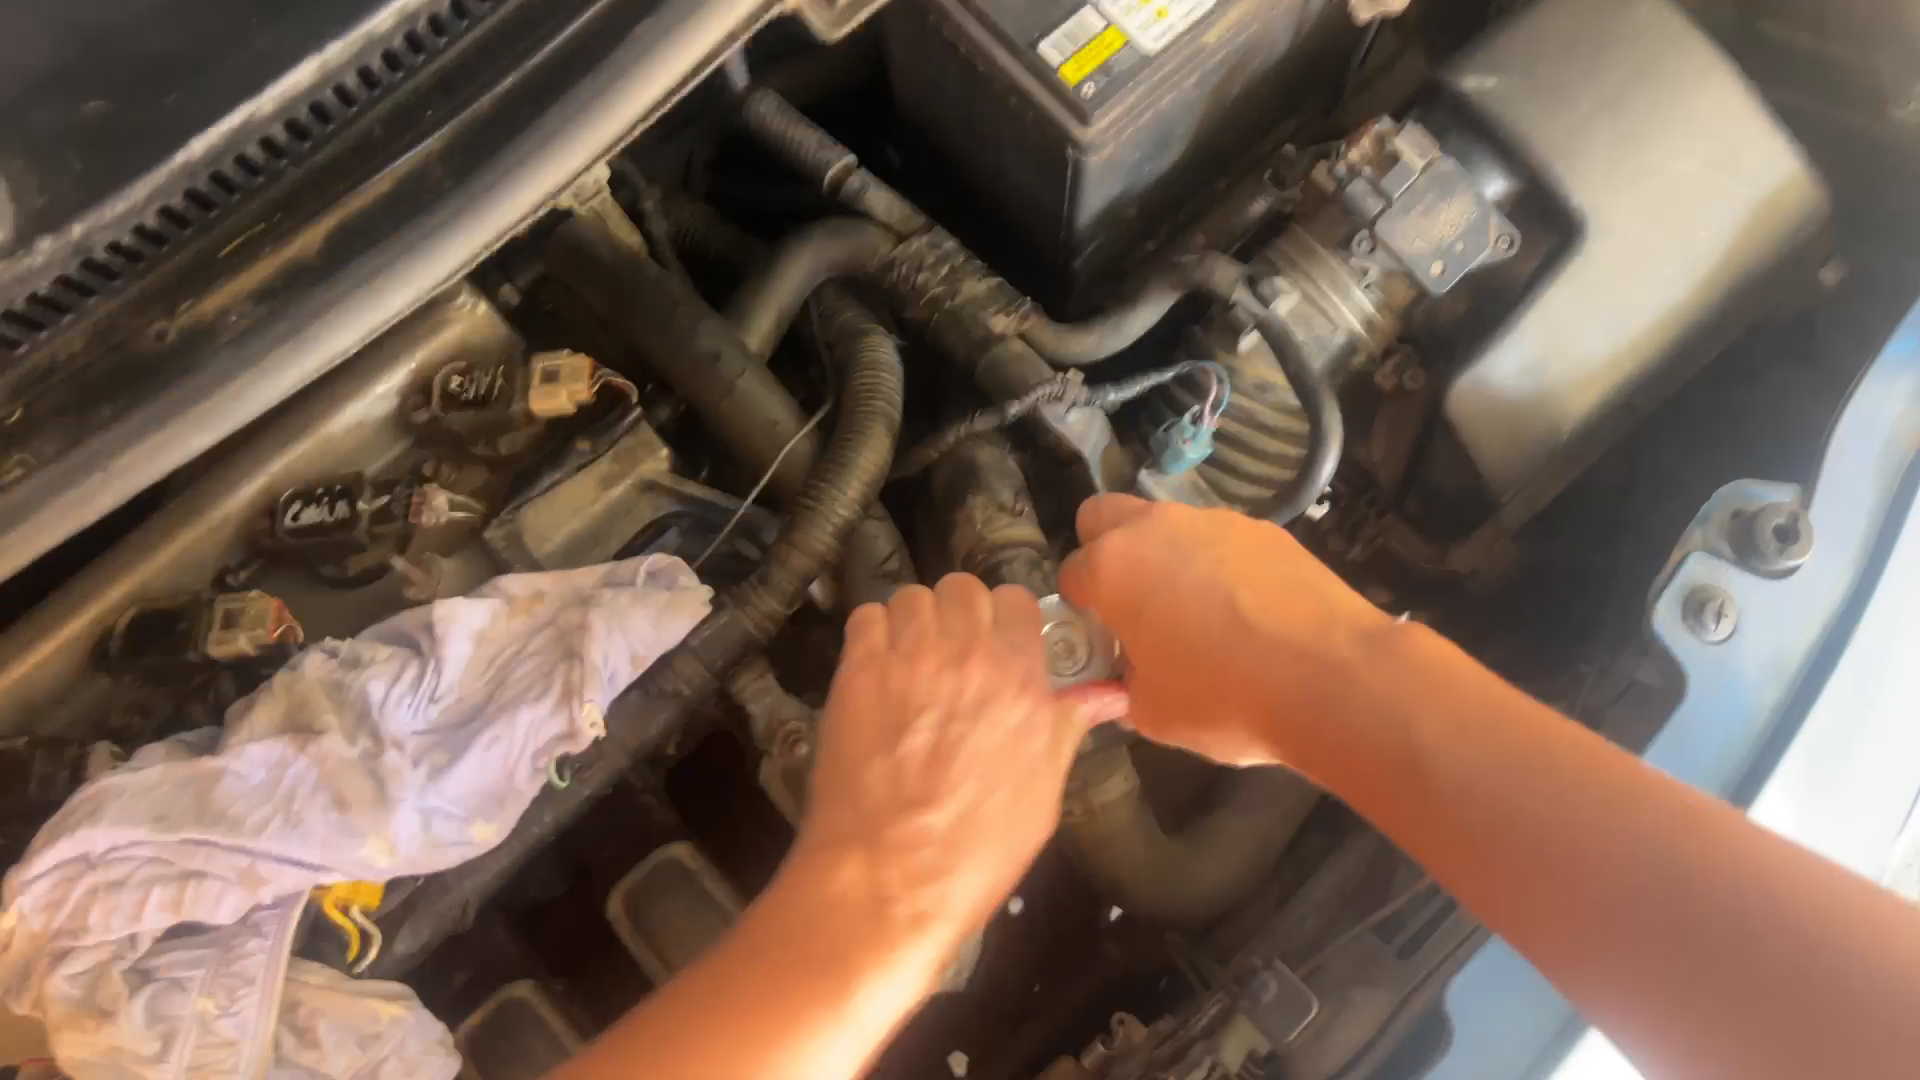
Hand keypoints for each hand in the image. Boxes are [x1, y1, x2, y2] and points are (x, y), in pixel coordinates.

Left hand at [791, 575, 1127, 952]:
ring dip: (916, 620)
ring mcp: (910, 657)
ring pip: (913, 596)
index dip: (1007, 620)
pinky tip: (876, 667)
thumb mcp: (1043, 791)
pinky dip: (873, 633)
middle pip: (963, 587)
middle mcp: (968, 653)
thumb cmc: (977, 847)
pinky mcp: (859, 669)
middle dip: (960, 613)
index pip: (1017, 600)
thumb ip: (1068, 725)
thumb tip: (1111, 693)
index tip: (998, 645)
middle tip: (952, 652)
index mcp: (1021, 678)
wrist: (889, 878)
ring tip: (911, 660)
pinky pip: (868, 616)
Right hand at [1059, 494, 1394, 766]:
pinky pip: (1218, 539)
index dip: (1080, 609)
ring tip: (1198, 611)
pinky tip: (1246, 610)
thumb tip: (1127, 674)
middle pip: (1101, 516)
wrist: (1336, 679)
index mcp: (1112, 568)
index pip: (1069, 575)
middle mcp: (1154, 528)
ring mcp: (1212, 521)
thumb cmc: (1225, 698)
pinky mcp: (1262, 528)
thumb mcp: (1150, 712)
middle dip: (1102, 551)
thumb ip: (1122, 684)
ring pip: (1164, 523)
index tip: (1102, 638)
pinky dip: (1216, 564)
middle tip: (1130, 602)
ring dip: (1163, 556)